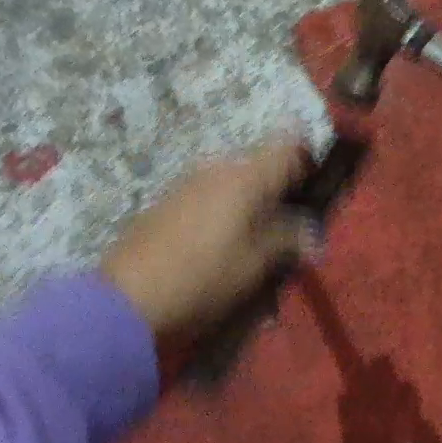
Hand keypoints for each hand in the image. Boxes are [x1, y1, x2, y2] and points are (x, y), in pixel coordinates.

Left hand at [101, 142, 320, 344]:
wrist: (128, 298)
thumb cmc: (204, 277)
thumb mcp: (256, 263)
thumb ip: (289, 239)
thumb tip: (312, 231)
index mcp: (246, 176)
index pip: (288, 145)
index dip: (307, 162)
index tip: (313, 192)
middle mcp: (217, 167)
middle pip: (260, 166)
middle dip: (278, 193)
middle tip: (286, 233)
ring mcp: (188, 182)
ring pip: (234, 183)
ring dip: (249, 207)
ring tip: (252, 248)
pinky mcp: (166, 201)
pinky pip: (208, 196)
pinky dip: (223, 215)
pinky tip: (217, 250)